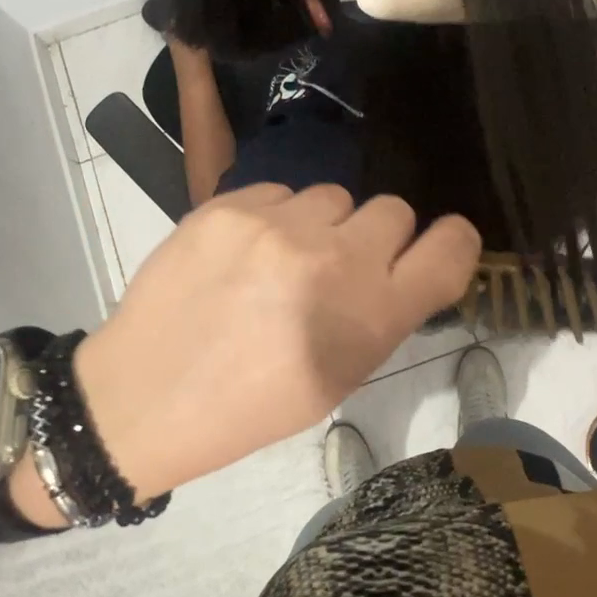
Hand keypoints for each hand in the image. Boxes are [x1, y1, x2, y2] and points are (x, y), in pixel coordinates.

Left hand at [74, 185, 480, 501]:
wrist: (146, 394)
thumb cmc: (250, 405)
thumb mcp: (338, 379)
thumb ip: (380, 316)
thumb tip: (399, 267)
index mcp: (371, 316)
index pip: (451, 248)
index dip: (451, 243)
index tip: (434, 249)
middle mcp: (334, 259)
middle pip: (394, 209)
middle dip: (375, 237)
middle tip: (338, 269)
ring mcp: (278, 225)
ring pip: (334, 195)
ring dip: (321, 225)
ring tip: (280, 262)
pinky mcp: (229, 204)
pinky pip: (279, 192)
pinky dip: (272, 217)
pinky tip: (242, 253)